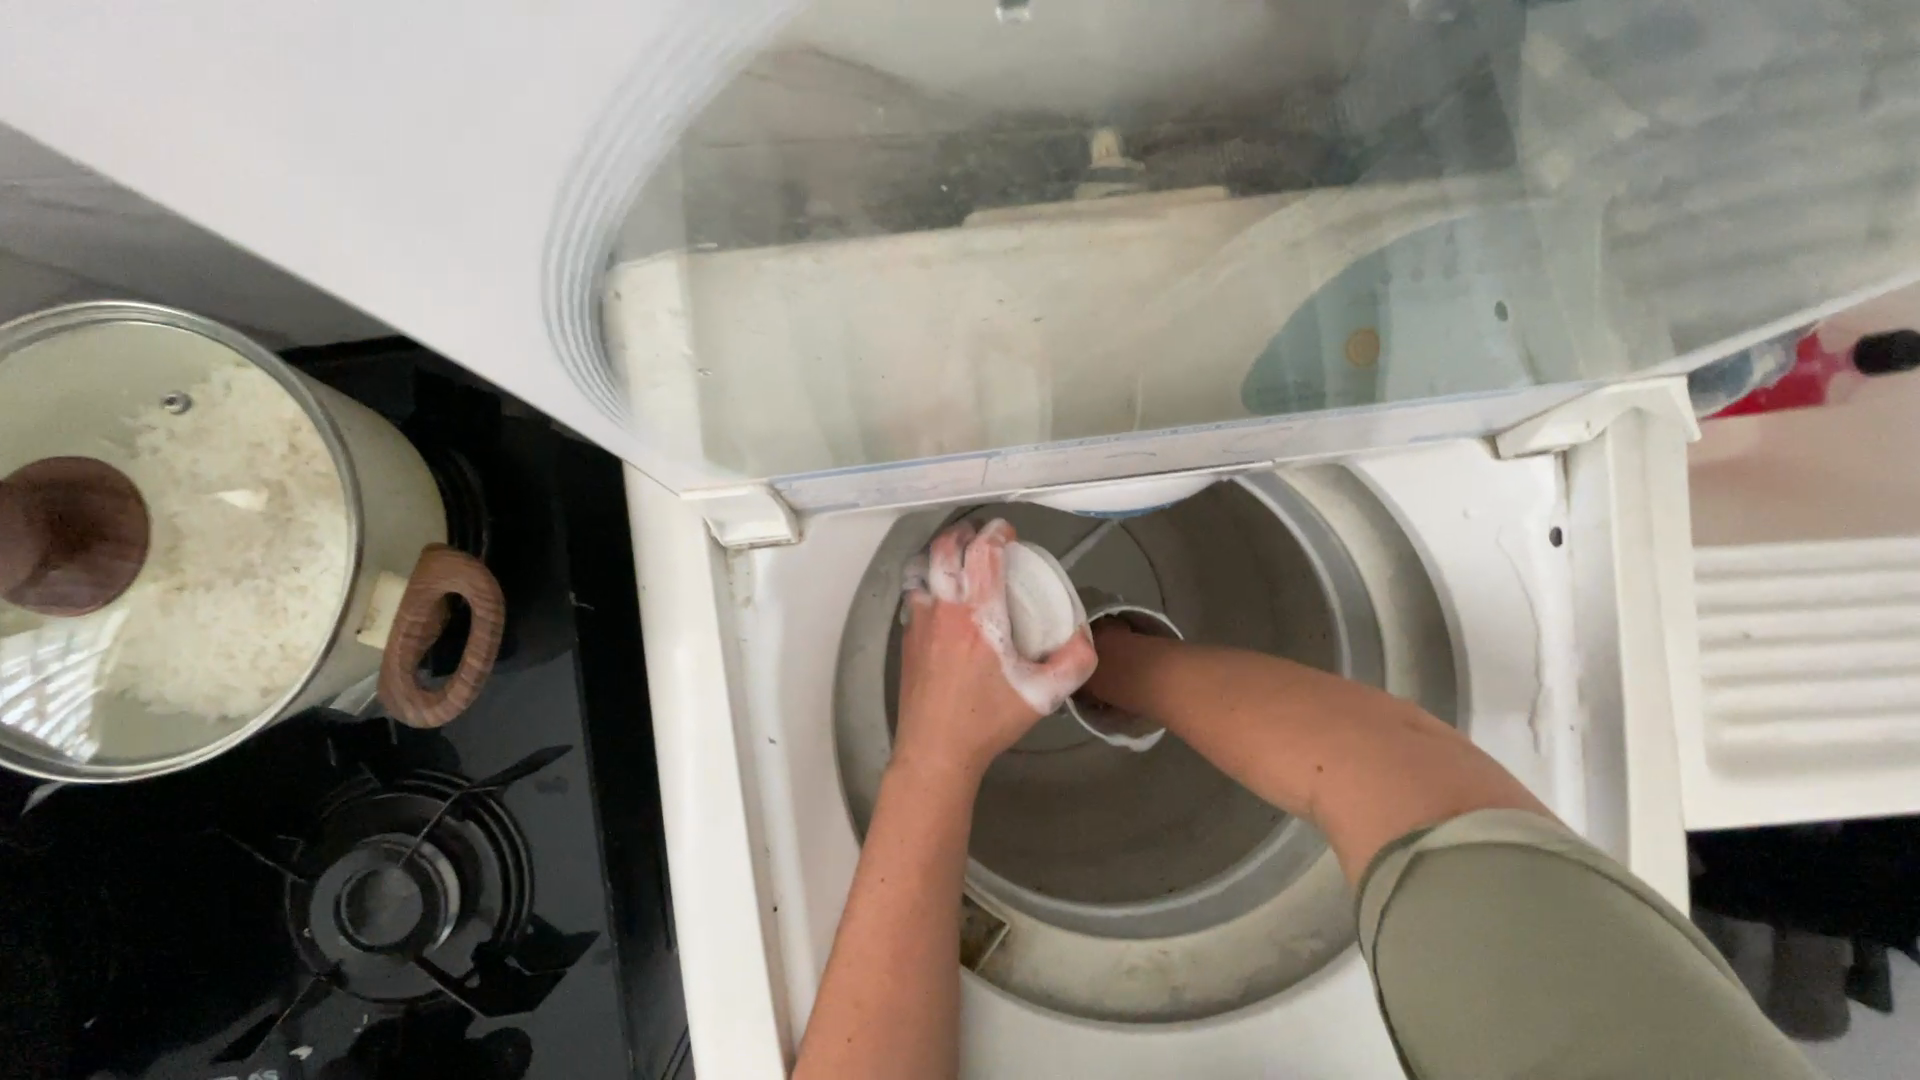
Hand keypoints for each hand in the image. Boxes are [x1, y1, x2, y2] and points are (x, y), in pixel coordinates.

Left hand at [895, 519, 1096, 780]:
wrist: (936, 750)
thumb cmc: (987, 722)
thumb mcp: (1043, 696)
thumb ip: (1073, 662)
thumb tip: (1082, 634)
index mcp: (980, 618)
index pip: (983, 555)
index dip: (995, 533)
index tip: (1006, 531)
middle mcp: (945, 611)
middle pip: (944, 550)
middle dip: (963, 533)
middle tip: (980, 535)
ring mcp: (920, 622)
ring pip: (923, 569)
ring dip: (940, 555)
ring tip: (958, 557)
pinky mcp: (907, 637)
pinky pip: (914, 594)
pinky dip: (927, 581)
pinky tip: (942, 595)